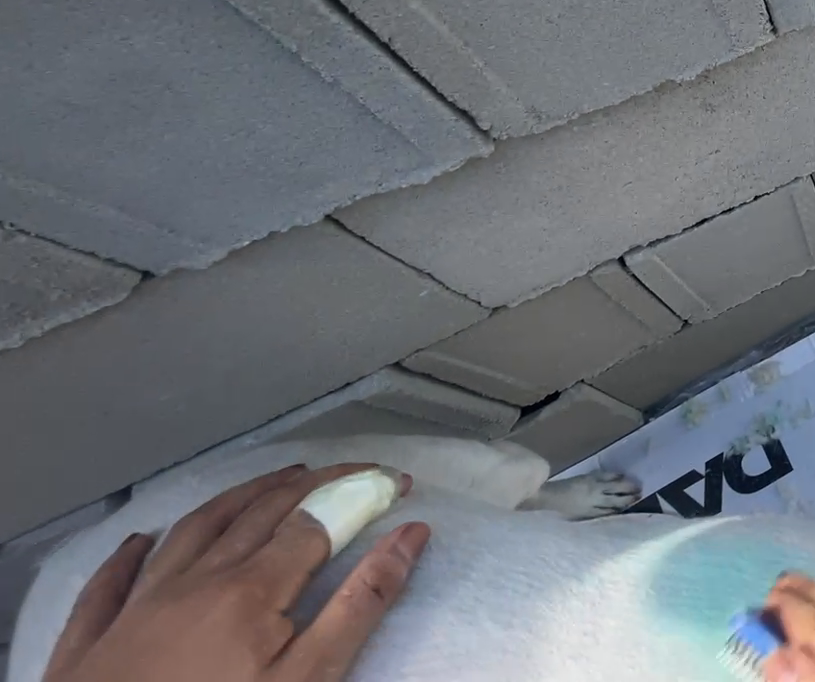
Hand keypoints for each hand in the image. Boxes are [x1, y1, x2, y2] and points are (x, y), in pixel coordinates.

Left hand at [45, 464, 430, 681]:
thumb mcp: (310, 677)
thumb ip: (363, 602)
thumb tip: (412, 532)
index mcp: (251, 589)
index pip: (319, 518)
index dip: (363, 492)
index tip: (400, 482)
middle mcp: (194, 583)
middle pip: (261, 512)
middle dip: (315, 483)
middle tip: (352, 473)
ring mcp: (131, 612)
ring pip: (193, 531)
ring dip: (241, 496)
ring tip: (277, 480)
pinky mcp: (82, 649)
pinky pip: (105, 588)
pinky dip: (126, 556)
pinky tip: (138, 540)